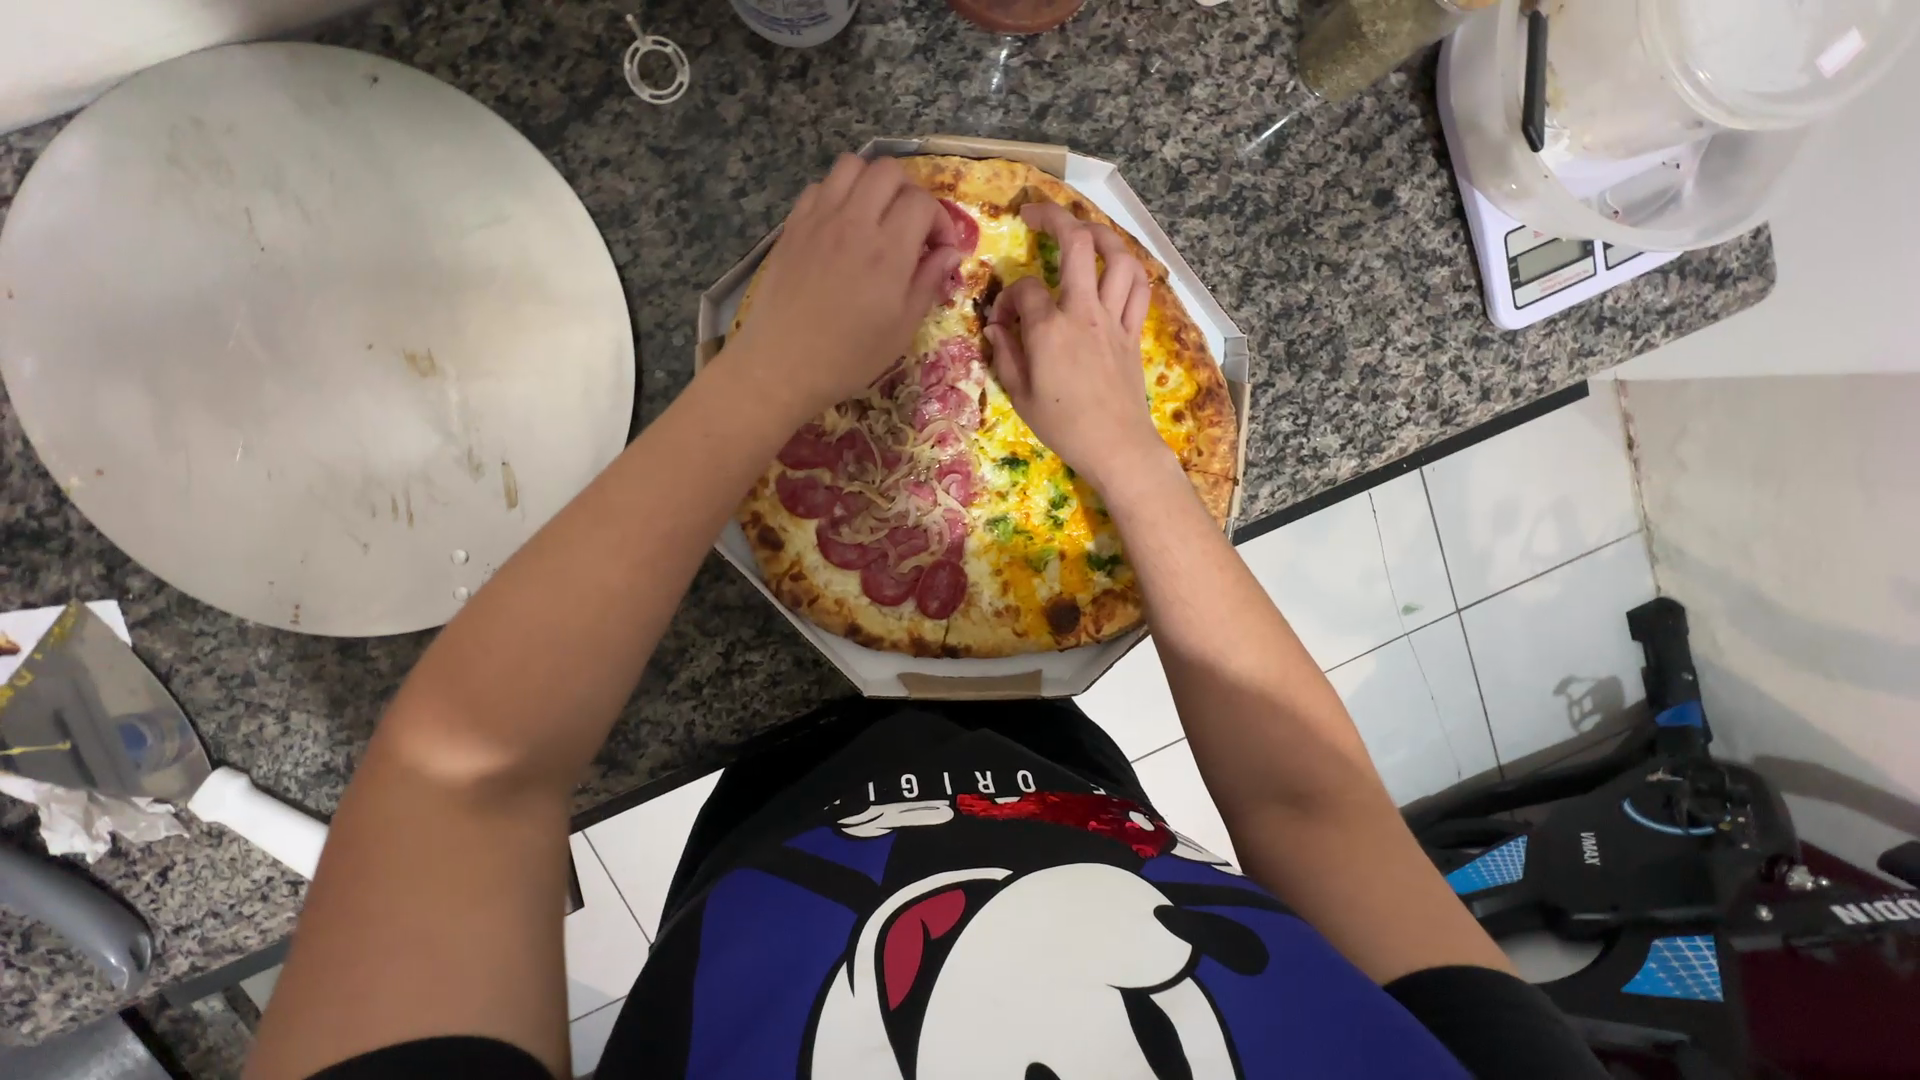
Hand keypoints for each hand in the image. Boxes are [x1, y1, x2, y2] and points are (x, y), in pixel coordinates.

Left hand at [729, 154, 961, 418]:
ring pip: (852, 165)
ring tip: (876, 216)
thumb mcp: (902, 329)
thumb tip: (950, 253)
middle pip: (889, 170)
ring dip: (872, 183)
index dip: (940, 221)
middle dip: (910, 192)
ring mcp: (819, 219)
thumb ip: (928, 282)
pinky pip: (820, 186)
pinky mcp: (793, 226)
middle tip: (912, 226)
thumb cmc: (849, 357)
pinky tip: (842, 226)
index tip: (940, 249)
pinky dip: (838, 194)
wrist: (782, 365)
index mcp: (888, 251)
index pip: (923, 202)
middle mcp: (854, 222)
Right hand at [985, 202, 1166, 488]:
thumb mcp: (1020, 395)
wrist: (1116, 445)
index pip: (1025, 289)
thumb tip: (995, 326)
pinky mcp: (1132, 332)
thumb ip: (1005, 354)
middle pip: (1076, 244)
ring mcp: (1113, 319)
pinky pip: (1139, 288)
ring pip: (1118, 257)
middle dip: (1054, 218)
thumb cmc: (1063, 426)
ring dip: (1102, 234)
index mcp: (1049, 329)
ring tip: (1085, 230)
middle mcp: (1083, 312)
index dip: (1009, 296)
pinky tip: (1117, 267)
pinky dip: (1129, 269)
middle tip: (1036, 213)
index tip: (1004, 318)